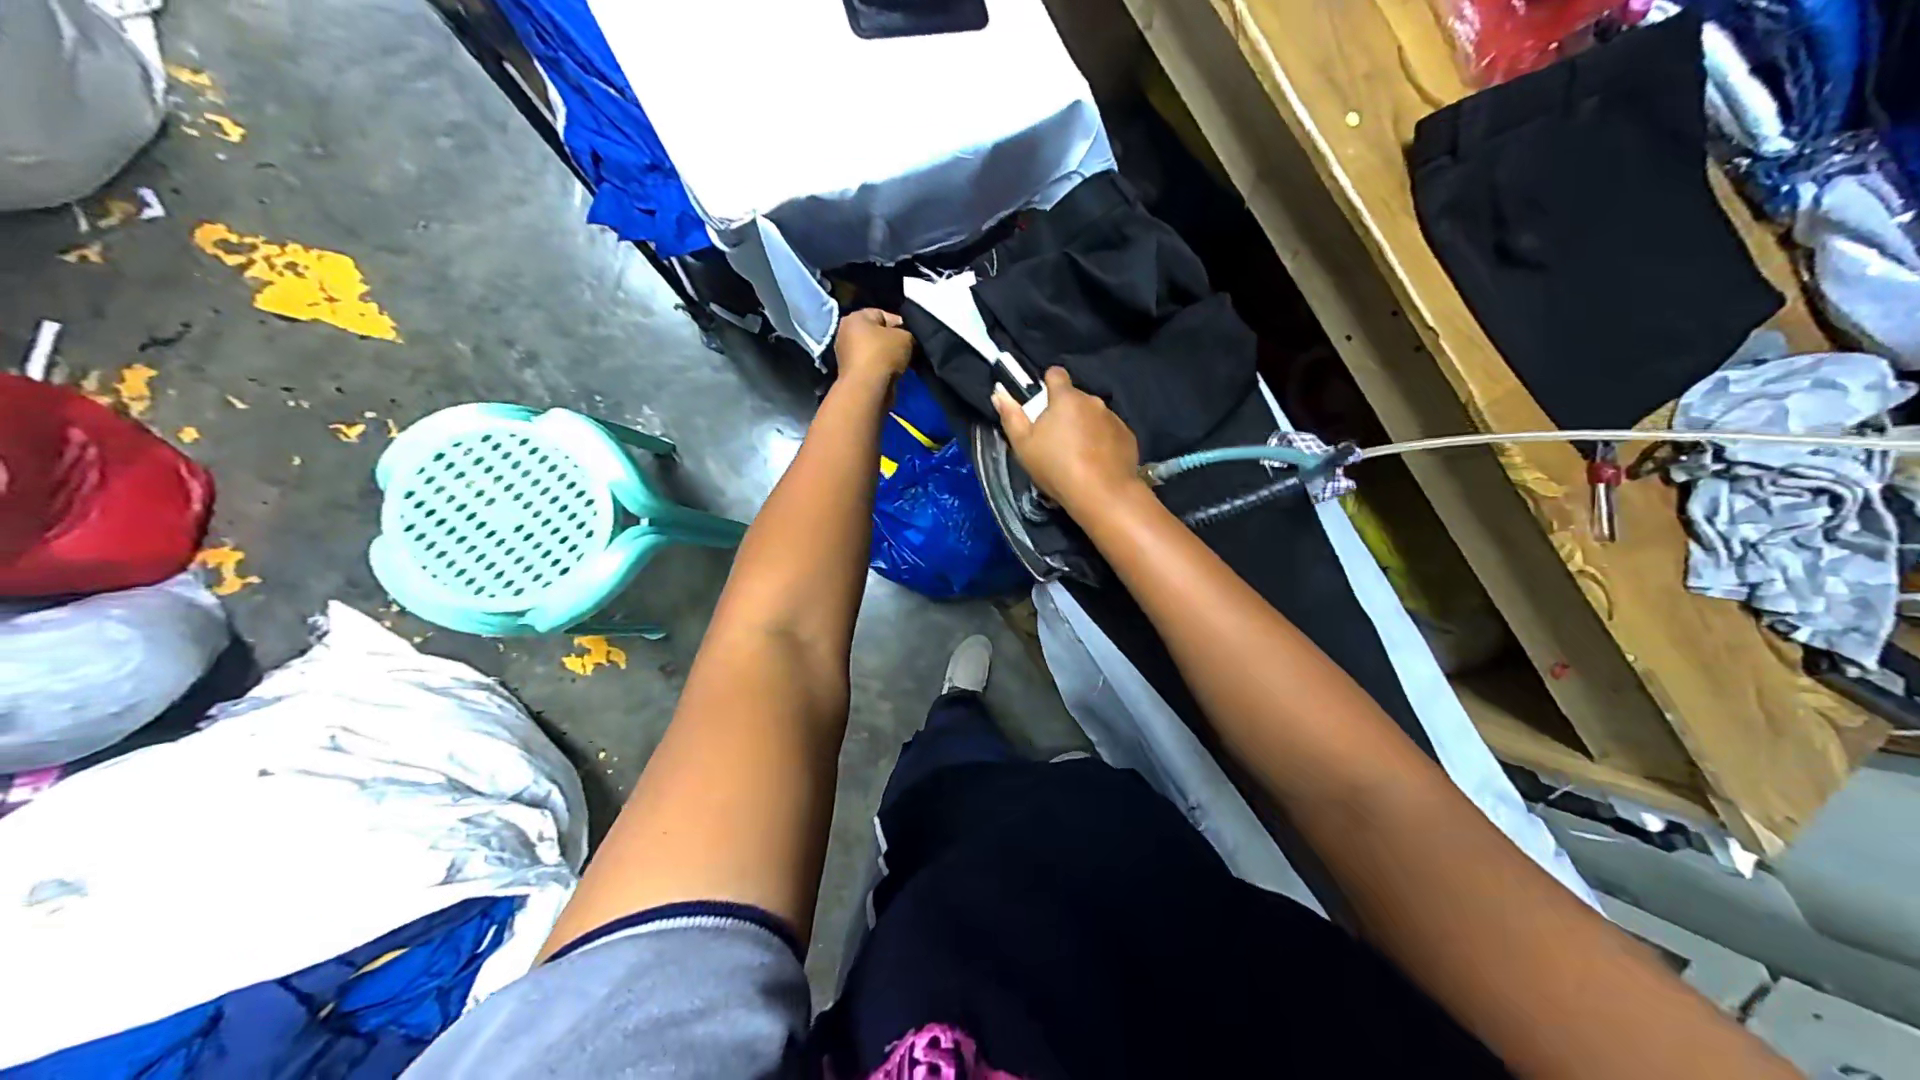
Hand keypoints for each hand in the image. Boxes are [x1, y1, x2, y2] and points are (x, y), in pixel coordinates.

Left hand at [832, 308, 912, 385]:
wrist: (867, 388)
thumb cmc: (884, 354)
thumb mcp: (905, 337)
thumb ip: (907, 333)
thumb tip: (906, 339)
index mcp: (855, 317)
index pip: (883, 314)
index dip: (900, 324)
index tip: (911, 337)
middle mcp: (845, 332)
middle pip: (876, 333)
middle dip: (893, 341)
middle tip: (907, 350)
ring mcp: (845, 354)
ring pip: (874, 350)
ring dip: (887, 357)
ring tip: (901, 364)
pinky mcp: (849, 372)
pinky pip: (870, 365)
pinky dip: (880, 368)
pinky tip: (892, 374)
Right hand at [990, 367, 1145, 513]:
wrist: (1102, 493)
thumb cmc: (1056, 467)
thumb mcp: (1023, 445)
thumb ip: (1010, 416)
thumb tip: (999, 393)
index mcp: (1066, 398)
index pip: (1056, 374)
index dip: (1047, 384)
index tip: (1041, 403)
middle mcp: (1092, 401)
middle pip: (1075, 398)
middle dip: (1065, 412)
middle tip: (1055, 440)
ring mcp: (1113, 418)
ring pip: (1093, 415)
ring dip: (1084, 427)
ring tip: (1077, 455)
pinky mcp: (1127, 436)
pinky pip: (1110, 432)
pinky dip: (1102, 441)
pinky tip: (1096, 462)